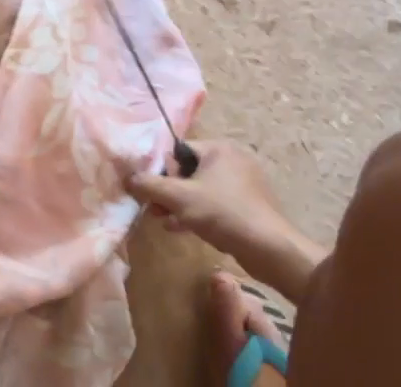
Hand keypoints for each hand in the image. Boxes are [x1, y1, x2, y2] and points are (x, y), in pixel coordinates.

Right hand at [128, 140, 326, 301]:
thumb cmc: (223, 213)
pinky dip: (198, 213)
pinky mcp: (250, 207)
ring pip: (201, 189)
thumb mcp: (178, 197)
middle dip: (169, 190)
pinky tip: (182, 228)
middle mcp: (234, 160)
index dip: (161, 169)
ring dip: (180, 204)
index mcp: (220, 148)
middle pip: (189, 170)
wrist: (272, 251)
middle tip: (154, 206)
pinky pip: (216, 203)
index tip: (150, 188)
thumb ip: (149, 185)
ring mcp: (245, 184)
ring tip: (163, 219)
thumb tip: (128, 179)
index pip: (178, 150)